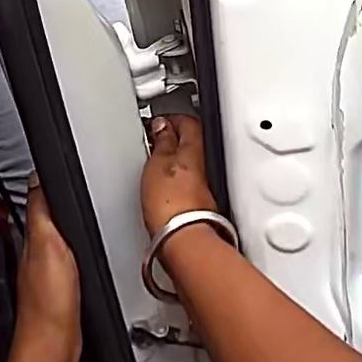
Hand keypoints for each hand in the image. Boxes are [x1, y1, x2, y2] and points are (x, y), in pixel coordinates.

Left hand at [17, 183, 81, 361]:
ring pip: (55, 239)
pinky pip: (67, 261)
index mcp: (32, 237)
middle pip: (46, 218)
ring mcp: (47, 272)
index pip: (36, 200)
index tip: (51, 169)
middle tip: (66, 187)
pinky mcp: (60, 290)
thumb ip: (42, 211)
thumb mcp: (48, 244)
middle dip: (54, 203)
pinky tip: (80, 255)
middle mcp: (36, 253)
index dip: (44, 183)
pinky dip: (73, 253)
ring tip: (74, 215)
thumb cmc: (49, 302)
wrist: (54, 347)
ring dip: (64, 227)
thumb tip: (37, 178)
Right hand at [141, 115, 218, 235]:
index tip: (158, 122)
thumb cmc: (172, 205)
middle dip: (175, 139)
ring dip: (174, 162)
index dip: (172, 118)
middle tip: (156, 139)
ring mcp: (203, 190)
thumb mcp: (157, 163)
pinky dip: (175, 182)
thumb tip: (162, 126)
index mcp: (196, 151)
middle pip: (192, 144)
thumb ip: (161, 142)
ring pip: (190, 166)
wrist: (183, 243)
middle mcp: (206, 169)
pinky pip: (186, 186)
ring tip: (155, 165)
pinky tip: (162, 189)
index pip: (189, 122)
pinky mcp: (197, 209)